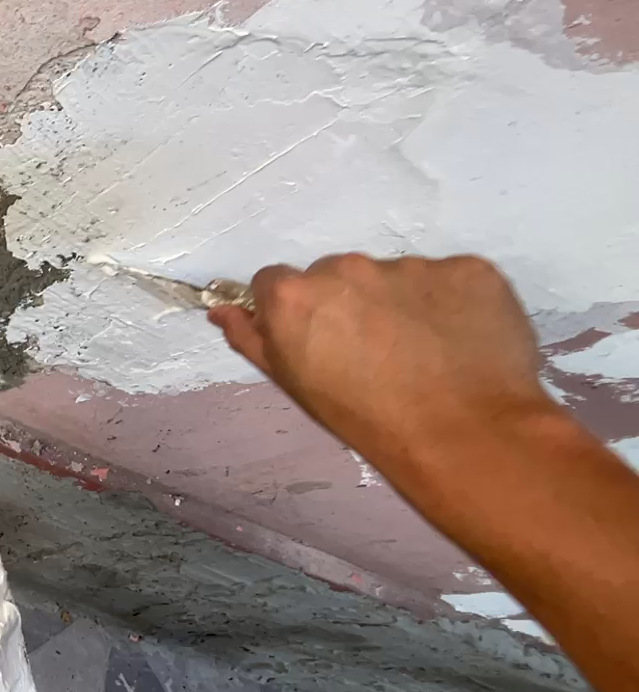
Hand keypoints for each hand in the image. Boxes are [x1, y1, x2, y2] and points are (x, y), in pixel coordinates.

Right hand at [207, 254, 558, 462]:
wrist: (457, 426)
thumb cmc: (354, 409)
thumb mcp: (286, 377)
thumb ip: (249, 336)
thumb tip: (222, 310)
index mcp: (292, 294)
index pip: (272, 280)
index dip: (286, 306)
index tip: (306, 331)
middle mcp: (345, 268)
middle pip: (331, 273)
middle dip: (340, 298)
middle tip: (362, 341)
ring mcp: (410, 265)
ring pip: (389, 274)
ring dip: (392, 297)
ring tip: (413, 342)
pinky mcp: (469, 268)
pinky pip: (444, 277)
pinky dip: (443, 299)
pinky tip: (450, 334)